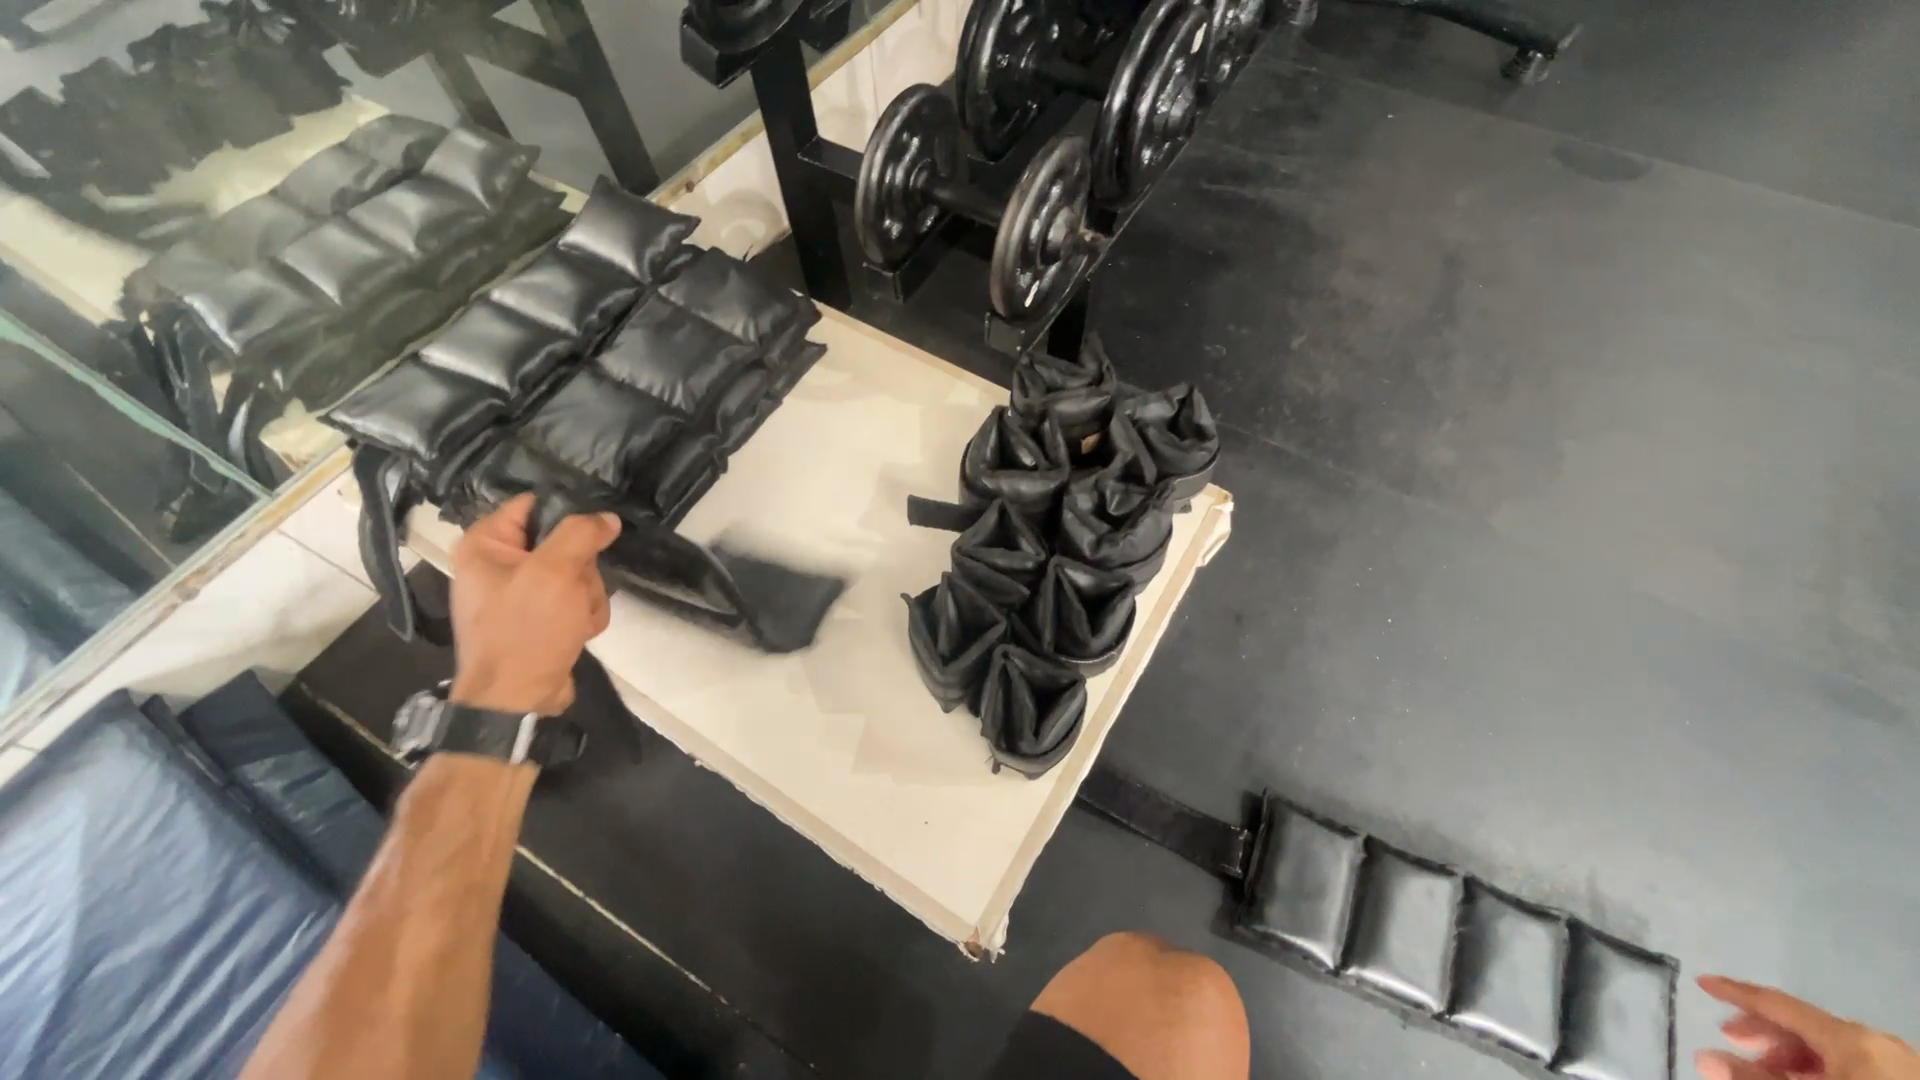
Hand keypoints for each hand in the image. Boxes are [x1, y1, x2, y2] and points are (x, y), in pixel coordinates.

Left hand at [447, 494, 619, 715]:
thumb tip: (607, 518)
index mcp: (485, 544)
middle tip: (576, 589)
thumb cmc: (526, 629)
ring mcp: (519, 594)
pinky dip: (583, 615)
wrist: (517, 699)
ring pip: (577, 574)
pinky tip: (577, 632)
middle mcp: (498, 565)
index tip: (597, 527)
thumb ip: (581, 533)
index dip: (568, 513)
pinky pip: (574, 601)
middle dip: (583, 570)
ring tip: (576, 619)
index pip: (534, 505)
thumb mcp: (555, 572)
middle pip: (565, 543)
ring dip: (588, 596)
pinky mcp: (538, 618)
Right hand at [1697, 975, 1919, 1079]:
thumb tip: (1704, 1057)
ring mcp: (1903, 1067)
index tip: (1702, 983)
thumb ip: (1754, 1078)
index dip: (1735, 993)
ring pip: (1833, 1049)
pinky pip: (1859, 1068)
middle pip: (1806, 1026)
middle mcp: (1879, 1044)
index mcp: (1852, 1038)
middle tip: (1731, 1039)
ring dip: (1793, 1057)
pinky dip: (1823, 1071)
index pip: (1778, 1003)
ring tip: (1768, 1073)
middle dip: (1765, 1032)